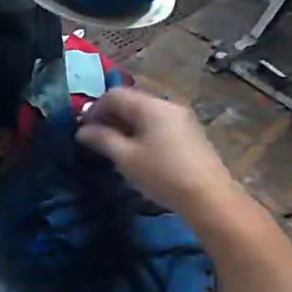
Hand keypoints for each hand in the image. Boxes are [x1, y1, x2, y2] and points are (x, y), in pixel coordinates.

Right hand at [76, 87, 247, 217]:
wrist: (208, 197)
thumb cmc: (162, 174)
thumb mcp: (125, 158)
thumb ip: (101, 139)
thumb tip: (82, 130)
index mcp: (150, 106)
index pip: (114, 95)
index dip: (94, 109)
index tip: (83, 130)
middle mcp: (167, 105)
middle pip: (131, 102)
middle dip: (110, 117)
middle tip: (96, 140)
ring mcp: (182, 119)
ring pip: (145, 114)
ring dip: (125, 126)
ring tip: (115, 149)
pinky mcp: (190, 134)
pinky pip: (158, 124)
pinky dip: (142, 132)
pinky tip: (138, 153)